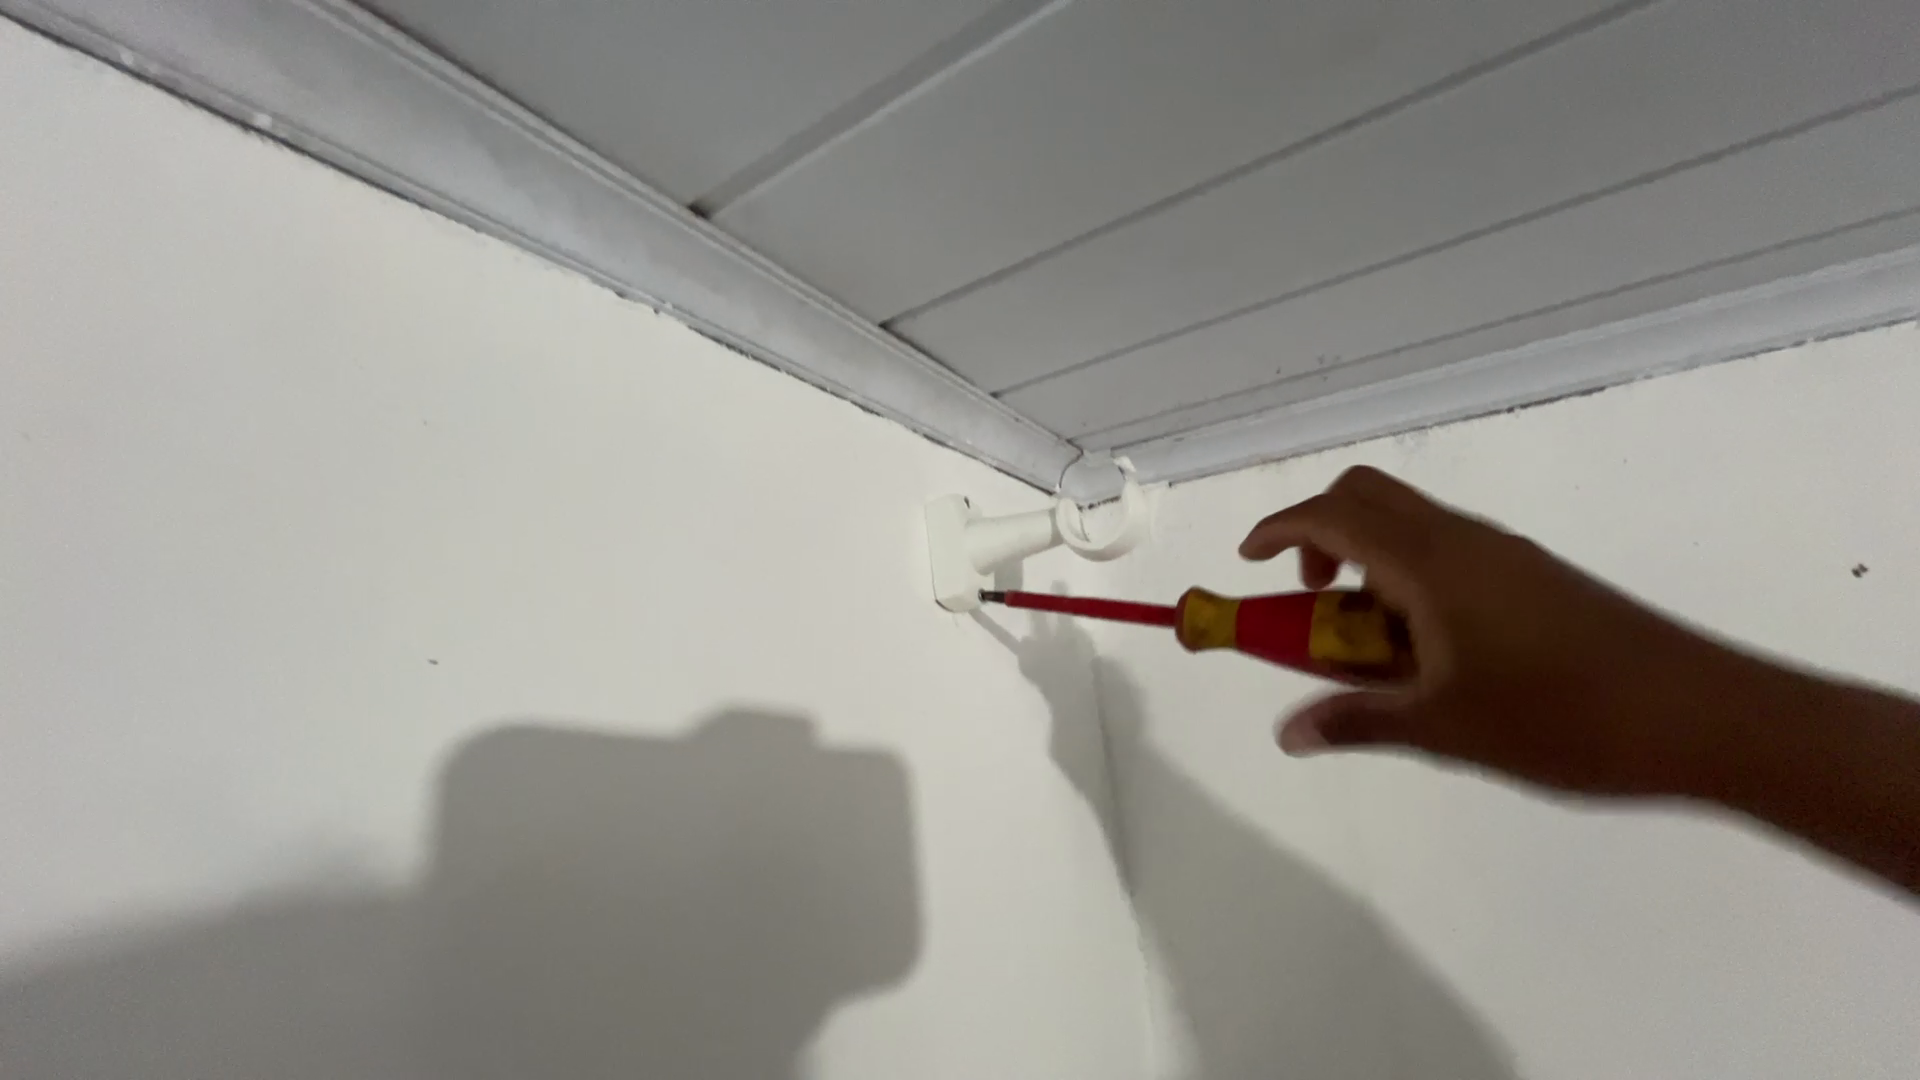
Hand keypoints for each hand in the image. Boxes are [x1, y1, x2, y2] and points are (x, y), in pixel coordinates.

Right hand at [1237, 466, 1795, 796]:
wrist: (1713, 720)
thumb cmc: (1562, 716)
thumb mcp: (1443, 727)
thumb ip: (1355, 721)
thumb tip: (1288, 735)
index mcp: (1430, 563)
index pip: (1333, 515)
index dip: (1278, 528)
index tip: (1248, 561)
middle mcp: (1462, 541)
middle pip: (1366, 495)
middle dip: (1316, 532)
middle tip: (1309, 594)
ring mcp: (1501, 554)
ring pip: (1406, 521)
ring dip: (1362, 556)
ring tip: (1366, 634)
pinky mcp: (1530, 575)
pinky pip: (1442, 549)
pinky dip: (1403, 574)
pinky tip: (1424, 644)